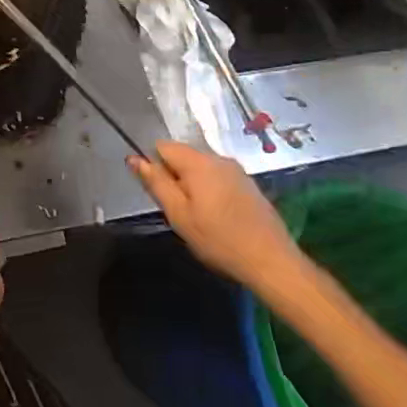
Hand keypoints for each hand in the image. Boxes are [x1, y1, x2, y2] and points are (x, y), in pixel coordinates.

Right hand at [129, 139, 304, 286]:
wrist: (271, 261)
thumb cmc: (217, 239)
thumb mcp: (178, 213)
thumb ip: (156, 183)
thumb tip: (135, 159)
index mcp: (199, 162)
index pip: (163, 146)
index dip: (152, 164)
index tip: (156, 191)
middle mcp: (219, 159)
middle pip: (183, 156)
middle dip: (172, 176)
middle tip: (175, 209)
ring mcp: (237, 171)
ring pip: (200, 168)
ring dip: (190, 185)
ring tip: (195, 216)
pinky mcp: (249, 185)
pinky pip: (218, 178)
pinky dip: (209, 190)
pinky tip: (215, 217)